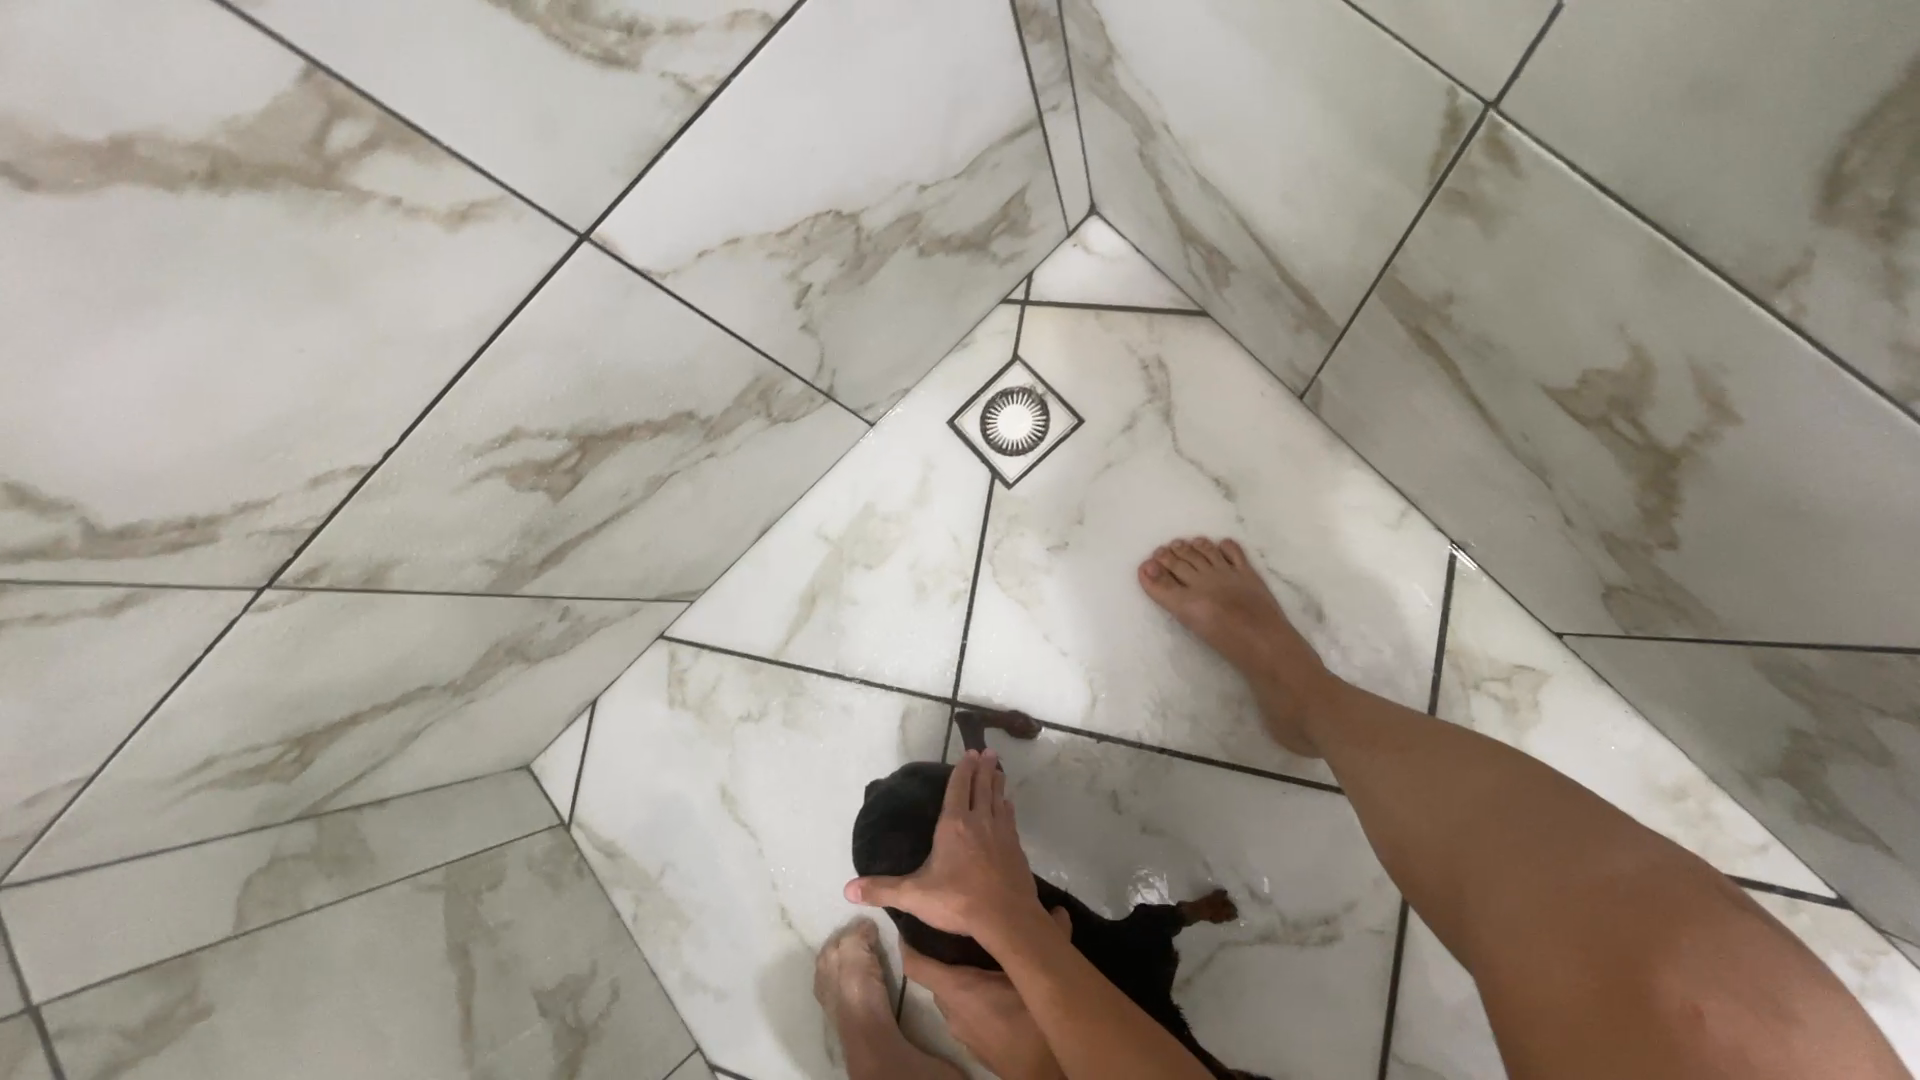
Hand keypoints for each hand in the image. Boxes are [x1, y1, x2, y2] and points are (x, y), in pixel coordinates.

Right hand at [844, 749, 1042, 944]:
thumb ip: (882, 889)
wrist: (1006, 918)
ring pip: (998, 799)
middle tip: (987, 751)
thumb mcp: (914, 896)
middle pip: (982, 787)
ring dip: (997, 782)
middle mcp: (979, 821)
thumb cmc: (958, 900)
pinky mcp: (1015, 847)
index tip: (969, 754)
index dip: (963, 770)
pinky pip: (1010, 818)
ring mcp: (1001, 833)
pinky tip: (1008, 805)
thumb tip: (847, 889)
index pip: (958, 788)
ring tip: (998, 769)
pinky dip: (1007, 807)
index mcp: (954, 825)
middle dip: (983, 768)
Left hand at [904, 908, 1074, 1079]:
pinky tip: (997, 987)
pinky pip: (967, 1013)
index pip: (915, 963)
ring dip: (963, 976)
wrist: (1047, 1078)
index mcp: (957, 990)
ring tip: (983, 954)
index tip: (915, 918)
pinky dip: (975, 997)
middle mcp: (952, 1011)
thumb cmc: (1034, 1025)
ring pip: (954, 995)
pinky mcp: (976, 1046)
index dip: (909, 941)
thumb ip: (1048, 941)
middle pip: (937, 975)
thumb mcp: (1039, 978)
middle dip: (945, 953)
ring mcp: (962, 1032)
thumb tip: (1059, 911)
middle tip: (964, 929)